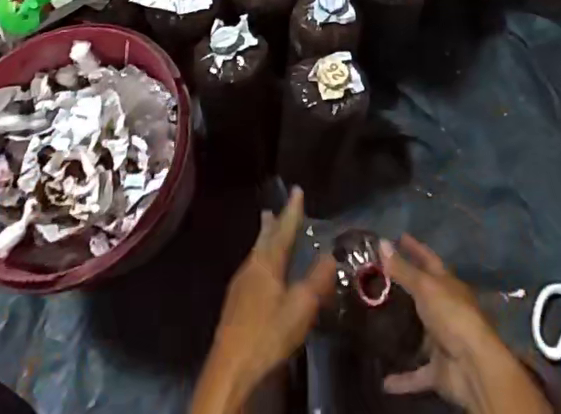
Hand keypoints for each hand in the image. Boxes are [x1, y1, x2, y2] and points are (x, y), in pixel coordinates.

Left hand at [190, 187, 336, 413]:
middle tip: (274, 208)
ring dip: (265, 240)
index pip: (283, 230)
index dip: (292, 211)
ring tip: (268, 231)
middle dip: (272, 224)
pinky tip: (263, 272)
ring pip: (256, 254)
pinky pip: (252, 270)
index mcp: (267, 263)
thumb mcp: (302, 306)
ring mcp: (240, 288)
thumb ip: (318, 280)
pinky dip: (261, 259)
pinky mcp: (236, 307)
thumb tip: (331, 256)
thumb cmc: (268, 333)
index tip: (297, 190)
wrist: (230, 371)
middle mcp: (251, 269)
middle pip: (264, 239)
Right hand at [380, 235, 551, 413]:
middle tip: (379, 282)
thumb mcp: (426, 288)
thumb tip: (382, 242)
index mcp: (447, 285)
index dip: (415, 248)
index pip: (429, 260)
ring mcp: (442, 340)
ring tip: (377, 326)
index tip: (400, 236)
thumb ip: (404, 269)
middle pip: (423, 295)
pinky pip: (416, 375)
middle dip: (405, 289)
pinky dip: (402, 379)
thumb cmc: (452, 316)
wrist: (473, 364)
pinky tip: (383, 382)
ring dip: (404, 332)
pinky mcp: (438, 369)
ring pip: (420, 334)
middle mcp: (446, 309)